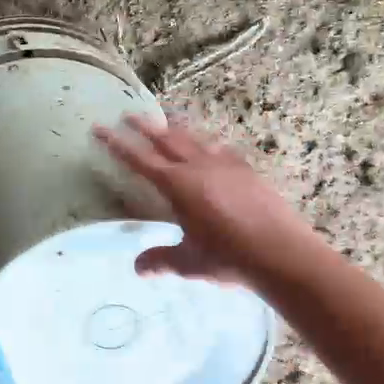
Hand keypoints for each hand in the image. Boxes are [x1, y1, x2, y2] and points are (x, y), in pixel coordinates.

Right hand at [95, 116, 321, 287]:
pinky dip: (211, 145)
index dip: (116, 143)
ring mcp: (224, 165)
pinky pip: (223, 150)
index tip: (99, 128)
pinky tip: (213, 147)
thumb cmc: (230, 257)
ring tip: (168, 122)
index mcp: (176, 185)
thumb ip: (162, 259)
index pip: (138, 158)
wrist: (284, 254)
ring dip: (177, 129)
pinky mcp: (248, 171)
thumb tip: (138, 268)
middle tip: (128, 114)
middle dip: (144, 126)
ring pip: (194, 139)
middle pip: (165, 139)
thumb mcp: (190, 262)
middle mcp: (196, 167)